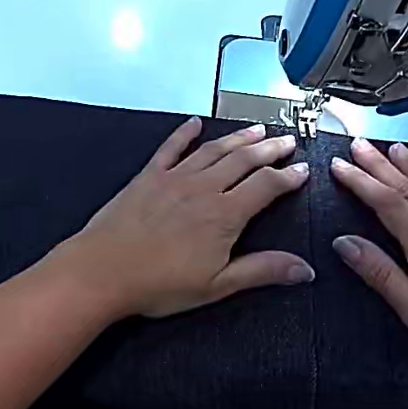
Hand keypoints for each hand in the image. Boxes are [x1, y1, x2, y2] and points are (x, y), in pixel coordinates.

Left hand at [45, 119, 313, 320]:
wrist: (102, 271)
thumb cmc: (160, 284)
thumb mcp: (217, 285)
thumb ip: (262, 271)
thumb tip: (305, 270)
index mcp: (225, 214)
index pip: (266, 186)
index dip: (288, 177)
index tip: (303, 169)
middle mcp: (205, 187)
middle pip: (245, 160)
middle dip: (270, 149)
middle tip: (287, 142)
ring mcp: (176, 177)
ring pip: (214, 150)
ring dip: (238, 138)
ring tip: (258, 130)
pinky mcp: (149, 176)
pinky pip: (171, 148)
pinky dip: (184, 134)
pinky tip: (194, 123)